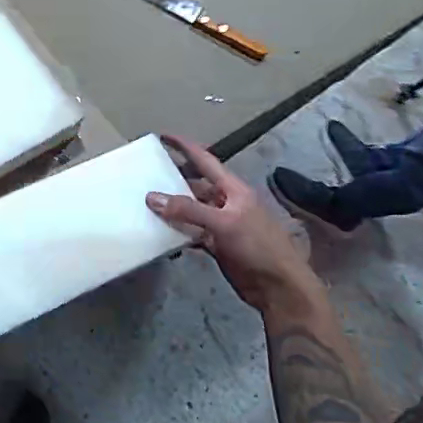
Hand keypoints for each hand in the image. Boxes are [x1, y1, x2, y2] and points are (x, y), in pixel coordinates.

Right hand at [146, 135, 330, 323]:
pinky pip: (190, 232)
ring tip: (143, 203)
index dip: (186, 147)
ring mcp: (221, 224)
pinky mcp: (216, 244)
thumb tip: (152, 197)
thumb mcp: (223, 223)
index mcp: (233, 189)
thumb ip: (188, 210)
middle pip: (194, 186)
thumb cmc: (257, 247)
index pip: (206, 161)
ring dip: (171, 208)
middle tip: (144, 174)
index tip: (163, 135)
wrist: (279, 287)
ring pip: (190, 210)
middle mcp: (226, 202)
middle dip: (172, 179)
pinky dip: (176, 231)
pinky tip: (158, 232)